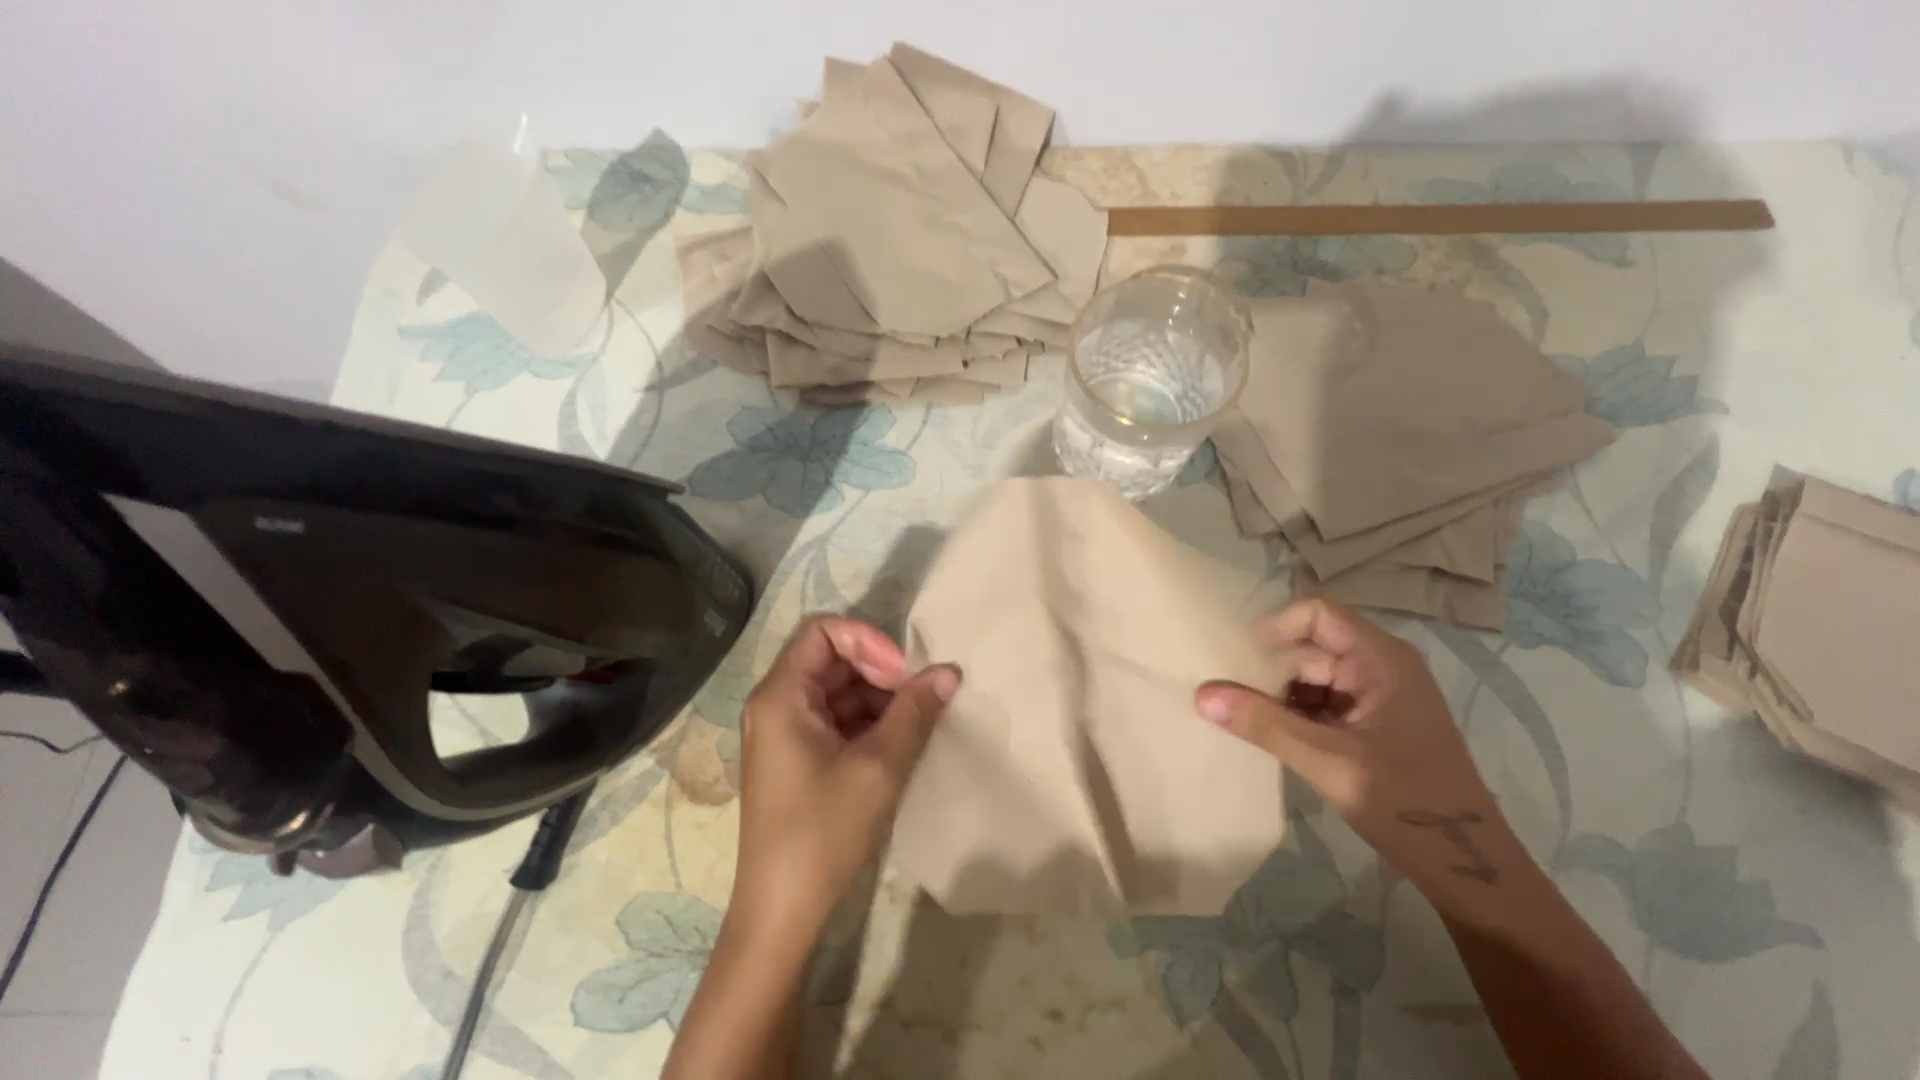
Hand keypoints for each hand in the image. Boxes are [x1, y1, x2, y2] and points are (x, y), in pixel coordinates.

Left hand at [733, 614, 960, 933]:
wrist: (782, 908)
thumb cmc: (823, 831)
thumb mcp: (878, 768)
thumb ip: (915, 712)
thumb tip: (949, 671)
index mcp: (780, 696)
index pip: (822, 631)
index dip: (867, 640)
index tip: (903, 673)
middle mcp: (775, 705)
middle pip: (829, 658)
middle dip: (879, 670)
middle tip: (918, 698)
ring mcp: (783, 733)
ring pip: (836, 690)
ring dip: (878, 698)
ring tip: (916, 723)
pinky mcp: (796, 759)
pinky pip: (834, 719)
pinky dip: (867, 722)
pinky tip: (899, 744)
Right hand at [1195, 597, 1510, 889]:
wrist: (1464, 861)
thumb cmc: (1404, 800)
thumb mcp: (1328, 761)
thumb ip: (1264, 724)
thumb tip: (1201, 693)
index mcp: (1381, 659)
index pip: (1317, 614)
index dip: (1274, 628)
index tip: (1237, 661)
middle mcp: (1381, 667)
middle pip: (1310, 647)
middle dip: (1270, 669)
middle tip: (1230, 699)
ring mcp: (1378, 697)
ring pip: (1313, 678)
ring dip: (1279, 696)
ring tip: (1244, 721)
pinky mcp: (1372, 725)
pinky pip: (1323, 704)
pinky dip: (1295, 715)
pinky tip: (1270, 737)